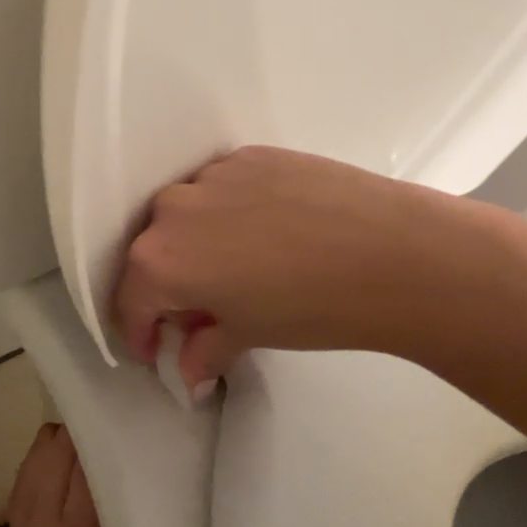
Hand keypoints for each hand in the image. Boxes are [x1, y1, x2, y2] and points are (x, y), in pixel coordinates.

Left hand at [0, 424, 121, 526]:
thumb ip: (123, 508)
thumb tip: (129, 453)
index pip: (84, 463)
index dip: (103, 439)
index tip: (126, 426)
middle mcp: (40, 515)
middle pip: (57, 444)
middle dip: (83, 432)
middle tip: (109, 433)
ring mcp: (19, 508)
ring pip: (40, 443)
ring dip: (65, 439)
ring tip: (89, 446)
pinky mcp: (10, 506)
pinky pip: (30, 458)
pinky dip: (50, 452)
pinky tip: (68, 463)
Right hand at [112, 145, 504, 389]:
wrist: (396, 253)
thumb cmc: (312, 308)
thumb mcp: (249, 335)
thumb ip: (204, 348)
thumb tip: (189, 371)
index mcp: (157, 261)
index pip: (130, 300)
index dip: (139, 332)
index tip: (154, 350)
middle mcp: (169, 211)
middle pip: (152, 252)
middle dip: (168, 284)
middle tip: (202, 310)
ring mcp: (209, 176)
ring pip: (185, 214)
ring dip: (196, 243)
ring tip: (238, 265)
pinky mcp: (248, 155)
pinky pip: (220, 186)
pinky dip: (228, 211)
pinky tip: (267, 231)